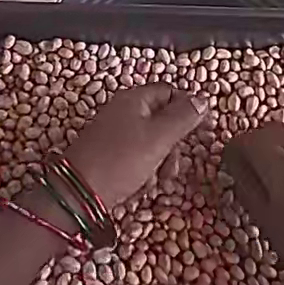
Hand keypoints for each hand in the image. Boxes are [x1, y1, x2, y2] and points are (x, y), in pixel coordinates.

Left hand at [63, 85, 204, 209]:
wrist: (79, 192)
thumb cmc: (121, 159)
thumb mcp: (159, 137)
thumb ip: (183, 117)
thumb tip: (203, 99)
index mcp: (134, 99)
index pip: (170, 92)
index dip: (189, 108)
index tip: (204, 130)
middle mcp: (123, 111)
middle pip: (162, 120)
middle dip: (173, 144)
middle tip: (173, 166)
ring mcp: (114, 133)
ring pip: (152, 142)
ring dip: (161, 162)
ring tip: (157, 180)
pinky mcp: (109, 154)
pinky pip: (137, 157)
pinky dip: (144, 170)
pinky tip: (141, 186)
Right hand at [222, 124, 283, 284]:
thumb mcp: (266, 222)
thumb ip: (247, 185)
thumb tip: (235, 163)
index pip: (250, 139)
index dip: (235, 147)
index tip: (230, 161)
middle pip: (272, 130)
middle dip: (255, 142)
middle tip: (247, 163)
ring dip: (277, 147)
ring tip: (273, 174)